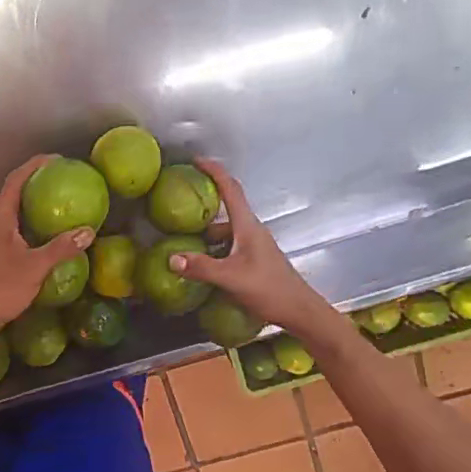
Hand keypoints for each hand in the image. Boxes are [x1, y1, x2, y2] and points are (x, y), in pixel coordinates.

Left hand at [0, 155, 94, 333]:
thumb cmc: (2, 288)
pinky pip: (14, 224)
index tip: (55, 159)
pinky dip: (31, 219)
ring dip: (33, 200)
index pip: (15, 182)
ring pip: (14, 209)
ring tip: (58, 198)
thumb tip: (88, 231)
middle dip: (36, 180)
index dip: (33, 166)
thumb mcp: (36, 267)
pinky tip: (48, 228)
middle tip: (61, 177)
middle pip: (13, 192)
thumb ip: (61, 248)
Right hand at [167, 159, 329, 332]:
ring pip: (227, 230)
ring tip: (185, 240)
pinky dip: (215, 248)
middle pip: (227, 208)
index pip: (230, 189)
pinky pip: (231, 245)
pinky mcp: (255, 259)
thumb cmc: (269, 289)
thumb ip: (202, 267)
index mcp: (247, 226)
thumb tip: (172, 258)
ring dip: (208, 232)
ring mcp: (255, 245)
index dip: (214, 171)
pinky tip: (203, 263)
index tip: (196, 161)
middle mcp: (252, 230)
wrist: (299, 310)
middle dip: (205, 204)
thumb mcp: (231, 278)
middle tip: (182, 204)